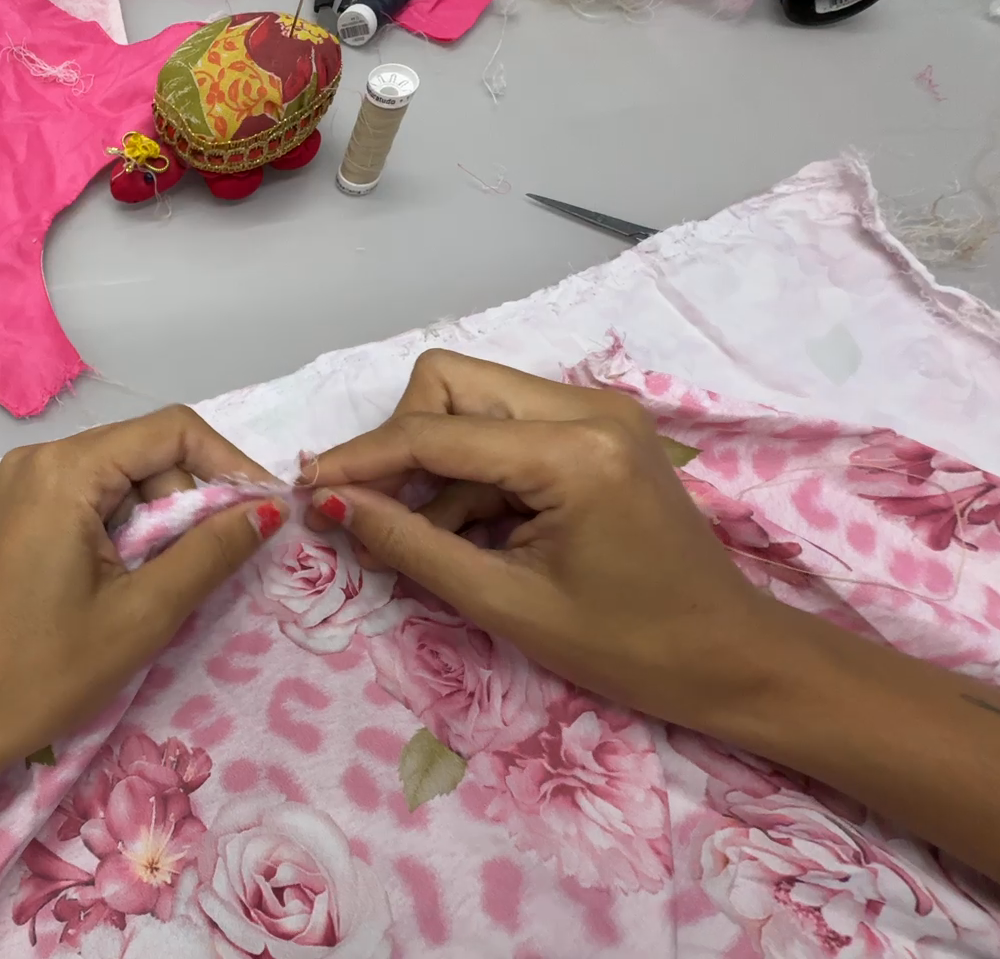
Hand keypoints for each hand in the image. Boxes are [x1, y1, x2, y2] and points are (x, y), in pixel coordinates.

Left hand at [0, 405, 286, 780]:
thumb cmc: (44, 671)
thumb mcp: (142, 614)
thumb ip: (211, 552)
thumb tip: (266, 510)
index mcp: (66, 469)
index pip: (172, 430)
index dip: (230, 464)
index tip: (267, 511)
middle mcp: (40, 458)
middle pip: (145, 452)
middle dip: (188, 502)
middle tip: (202, 568)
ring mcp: (23, 482)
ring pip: (120, 477)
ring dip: (156, 521)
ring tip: (153, 586)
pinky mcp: (17, 510)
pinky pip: (90, 497)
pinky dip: (123, 528)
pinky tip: (122, 578)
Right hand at [300, 350, 771, 730]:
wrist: (739, 663)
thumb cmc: (628, 647)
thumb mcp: (501, 601)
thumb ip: (407, 543)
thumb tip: (329, 503)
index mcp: (574, 450)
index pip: (431, 432)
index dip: (358, 460)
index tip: (308, 488)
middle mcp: (584, 407)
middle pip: (445, 383)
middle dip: (396, 445)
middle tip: (373, 508)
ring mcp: (590, 413)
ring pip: (463, 403)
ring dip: (426, 467)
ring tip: (412, 536)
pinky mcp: (587, 430)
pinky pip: (492, 431)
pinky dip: (459, 478)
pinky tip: (456, 531)